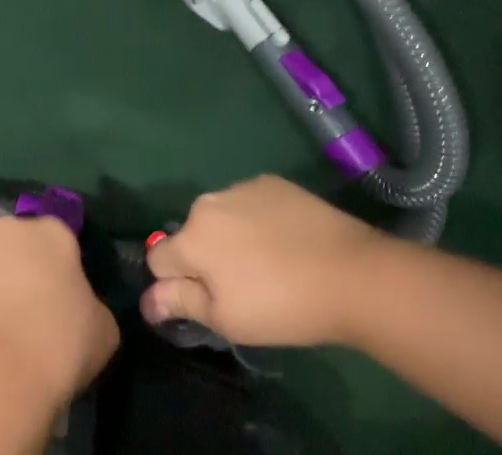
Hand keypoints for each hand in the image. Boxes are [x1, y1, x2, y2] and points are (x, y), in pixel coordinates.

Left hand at [0, 216, 119, 406]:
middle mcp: (10, 228)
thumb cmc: (63, 341)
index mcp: (53, 233)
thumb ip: (90, 303)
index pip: (61, 234)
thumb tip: (76, 304)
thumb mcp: (104, 327)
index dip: (63, 260)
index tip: (66, 288)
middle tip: (30, 292)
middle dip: (21, 254)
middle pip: (16, 234)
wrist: (3, 365)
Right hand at [143, 175, 392, 345]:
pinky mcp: (272, 183)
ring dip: (231, 235)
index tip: (208, 299)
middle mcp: (206, 204)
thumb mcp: (228, 319)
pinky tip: (288, 241)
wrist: (356, 275)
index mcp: (191, 238)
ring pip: (221, 216)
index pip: (158, 259)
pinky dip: (259, 219)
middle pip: (191, 234)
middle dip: (206, 256)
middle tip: (244, 284)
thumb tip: (146, 301)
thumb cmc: (284, 305)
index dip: (176, 282)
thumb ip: (181, 303)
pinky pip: (250, 202)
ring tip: (271, 262)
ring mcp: (241, 188)